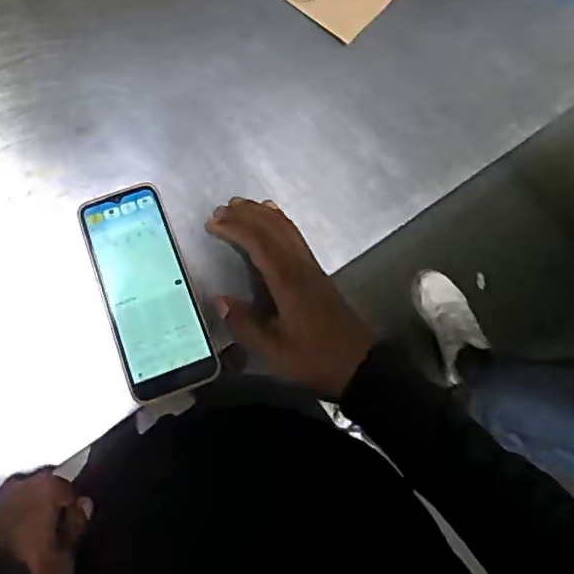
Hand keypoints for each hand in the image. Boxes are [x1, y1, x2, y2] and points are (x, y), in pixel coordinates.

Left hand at [0, 470, 91, 573]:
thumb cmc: (28, 568)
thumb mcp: (64, 558)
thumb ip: (76, 528)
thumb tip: (83, 509)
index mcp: (47, 485)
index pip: (70, 488)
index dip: (76, 510)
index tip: (77, 526)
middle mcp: (20, 482)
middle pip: (44, 487)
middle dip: (51, 505)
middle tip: (57, 533)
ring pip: (22, 498)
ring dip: (29, 512)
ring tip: (36, 540)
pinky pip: (5, 511)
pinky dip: (13, 521)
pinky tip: (17, 542)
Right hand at [205, 198, 375, 396]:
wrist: (362, 366)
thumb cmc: (316, 359)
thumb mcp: (276, 352)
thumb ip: (246, 326)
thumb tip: (220, 300)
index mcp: (287, 282)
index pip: (258, 242)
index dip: (234, 228)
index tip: (212, 224)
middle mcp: (299, 266)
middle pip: (271, 228)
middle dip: (244, 215)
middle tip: (218, 211)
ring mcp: (310, 266)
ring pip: (285, 227)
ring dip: (260, 213)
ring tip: (237, 206)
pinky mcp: (317, 271)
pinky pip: (294, 234)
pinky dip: (278, 220)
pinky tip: (271, 216)